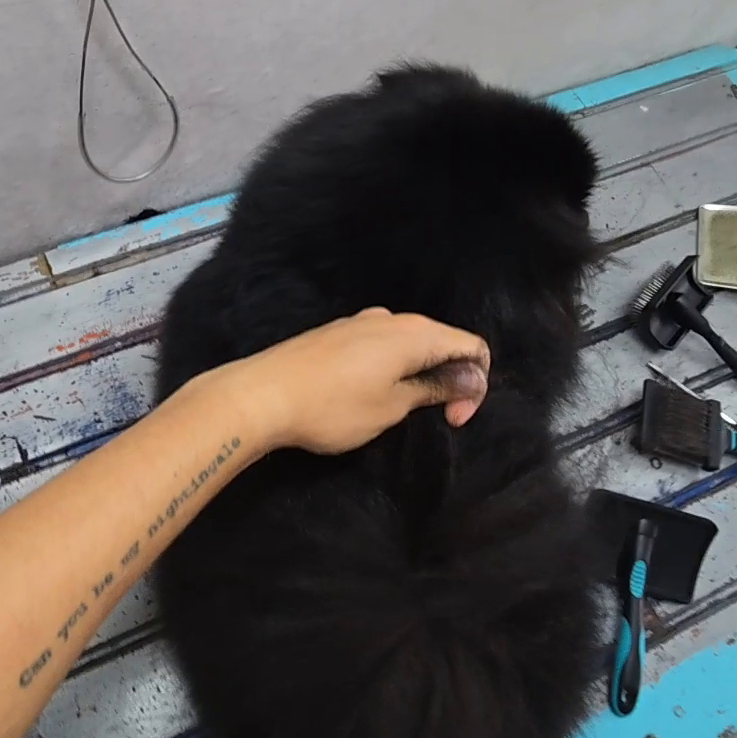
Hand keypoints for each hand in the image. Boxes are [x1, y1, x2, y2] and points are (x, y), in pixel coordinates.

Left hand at [219, 307, 490, 453]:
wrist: (261, 395)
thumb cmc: (333, 407)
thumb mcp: (392, 405)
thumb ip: (435, 387)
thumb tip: (469, 376)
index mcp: (414, 333)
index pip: (471, 346)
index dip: (475, 385)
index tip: (453, 419)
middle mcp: (389, 318)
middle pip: (441, 342)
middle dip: (448, 379)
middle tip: (433, 419)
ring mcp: (358, 322)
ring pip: (408, 344)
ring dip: (417, 374)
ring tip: (396, 409)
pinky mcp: (334, 333)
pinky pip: (379, 346)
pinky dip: (389, 368)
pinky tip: (366, 393)